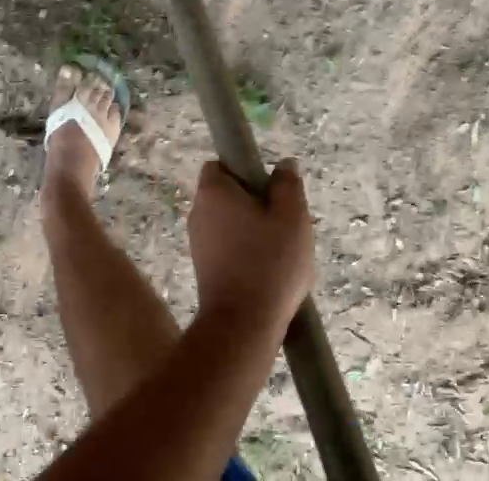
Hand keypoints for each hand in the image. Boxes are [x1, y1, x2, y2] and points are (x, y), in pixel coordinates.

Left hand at [187, 159, 313, 337]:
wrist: (242, 324)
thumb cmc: (269, 262)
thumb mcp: (292, 218)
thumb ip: (288, 186)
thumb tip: (284, 163)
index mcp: (212, 191)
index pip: (219, 166)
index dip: (244, 172)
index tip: (269, 190)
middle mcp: (197, 211)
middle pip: (226, 195)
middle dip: (253, 204)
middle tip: (283, 222)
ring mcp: (197, 242)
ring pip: (228, 224)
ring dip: (252, 231)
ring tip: (280, 251)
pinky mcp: (202, 268)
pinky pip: (226, 248)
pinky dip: (244, 253)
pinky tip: (268, 272)